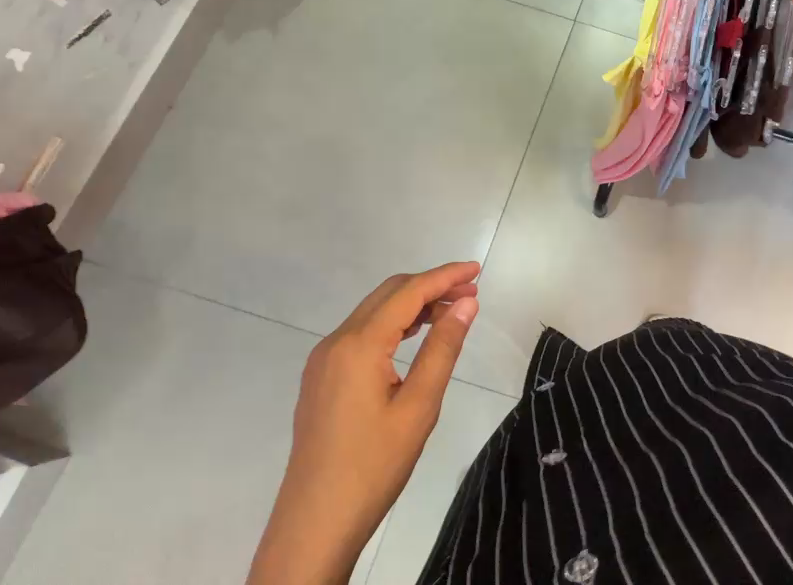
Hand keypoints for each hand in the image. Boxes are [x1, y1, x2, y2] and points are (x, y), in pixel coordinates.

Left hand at [249, 262, 479, 584]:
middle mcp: (336, 342)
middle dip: (430, 286)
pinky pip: (361, 334)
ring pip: (373, 313)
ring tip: (452, 312)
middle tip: (471, 293)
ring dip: (412, 305)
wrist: (315, 522)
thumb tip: (466, 303)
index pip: (408, 292)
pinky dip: (393, 325)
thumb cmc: (373, 466)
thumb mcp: (419, 407)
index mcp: (359, 345)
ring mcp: (323, 361)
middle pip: (388, 294)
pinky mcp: (321, 379)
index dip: (445, 276)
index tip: (478, 270)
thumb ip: (442, 349)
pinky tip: (415, 337)